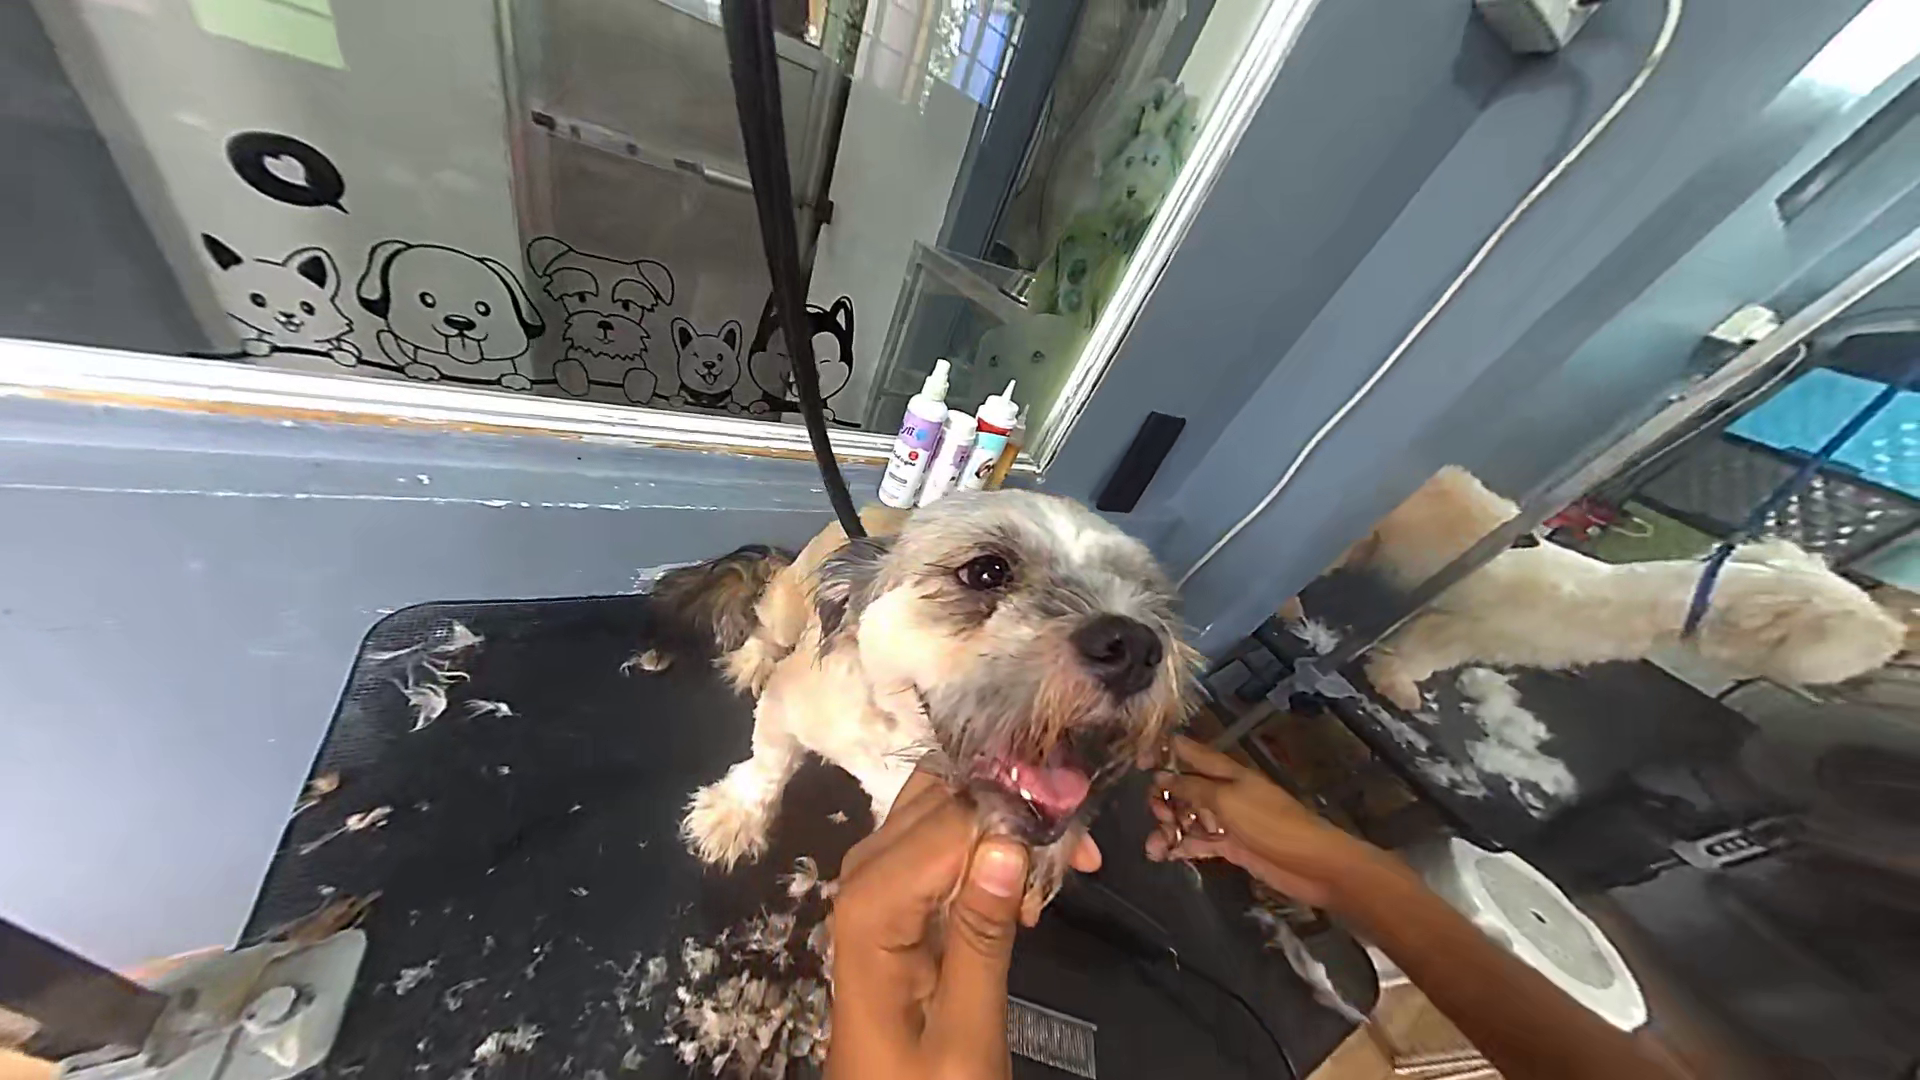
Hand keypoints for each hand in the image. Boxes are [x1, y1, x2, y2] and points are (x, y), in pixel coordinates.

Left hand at [827, 769, 1098, 1079]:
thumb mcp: (965, 1037)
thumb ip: (983, 936)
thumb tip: (1009, 841)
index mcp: (873, 901)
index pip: (953, 820)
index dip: (1017, 817)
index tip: (1079, 843)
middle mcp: (867, 865)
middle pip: (948, 798)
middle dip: (1015, 809)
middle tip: (1079, 849)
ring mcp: (878, 866)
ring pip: (947, 800)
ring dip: (1006, 817)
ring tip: (1063, 860)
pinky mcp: (894, 875)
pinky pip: (943, 827)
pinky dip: (989, 837)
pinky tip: (1027, 878)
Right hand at [1146, 735, 1382, 909]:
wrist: (1316, 866)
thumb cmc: (1273, 824)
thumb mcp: (1227, 801)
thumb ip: (1191, 788)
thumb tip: (1160, 777)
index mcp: (1223, 771)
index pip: (1185, 750)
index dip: (1160, 751)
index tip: (1137, 762)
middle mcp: (1220, 790)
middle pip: (1181, 786)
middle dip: (1162, 798)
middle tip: (1155, 815)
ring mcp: (1225, 818)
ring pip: (1186, 816)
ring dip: (1168, 827)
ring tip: (1154, 847)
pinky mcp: (1230, 845)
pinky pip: (1197, 840)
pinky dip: (1181, 845)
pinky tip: (1164, 855)